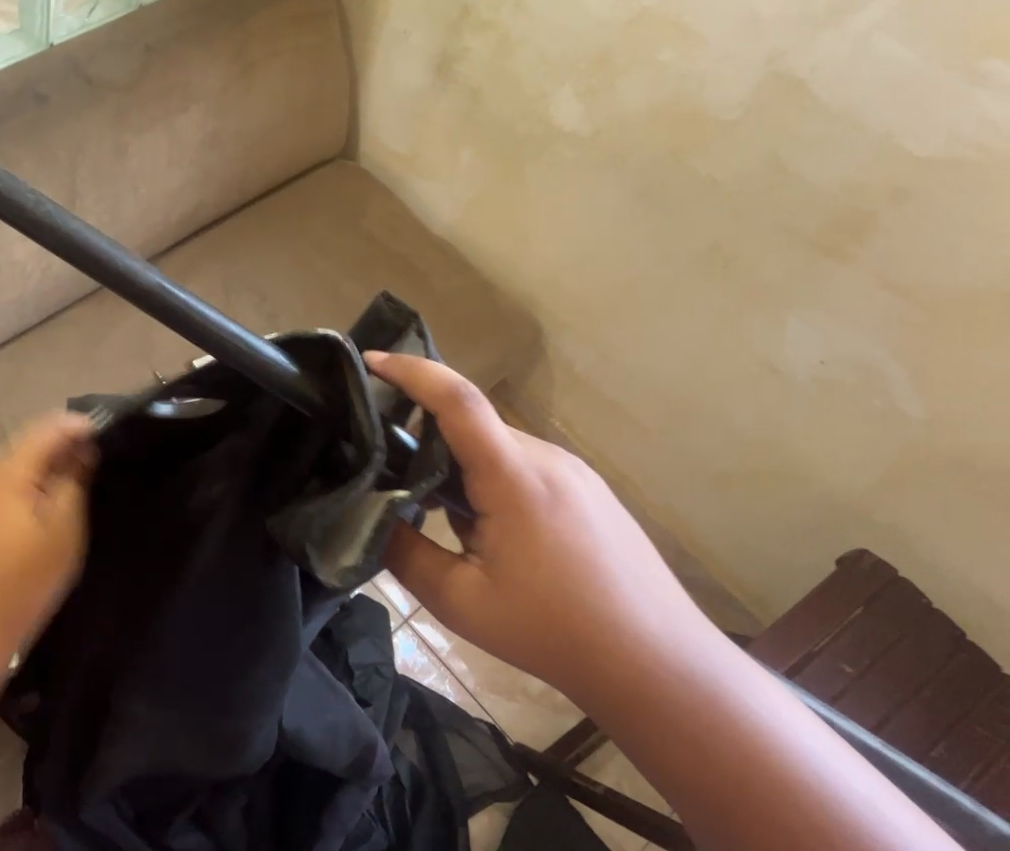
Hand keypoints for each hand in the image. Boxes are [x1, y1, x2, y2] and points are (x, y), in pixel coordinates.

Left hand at [0, 413, 96, 649]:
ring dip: (56, 455)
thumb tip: (83, 449)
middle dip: (67, 438)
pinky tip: (66, 483)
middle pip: (33, 439)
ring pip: (27, 456)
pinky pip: (21, 475)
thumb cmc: (31, 573)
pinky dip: (44, 473)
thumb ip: (74, 479)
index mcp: (10, 472)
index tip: (110, 429)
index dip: (78, 425)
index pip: (46, 430)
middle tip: (104, 445)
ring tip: (91, 462)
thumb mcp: (64, 525)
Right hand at [367, 353, 718, 699]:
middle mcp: (548, 460)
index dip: (411, 372)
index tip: (369, 362)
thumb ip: (402, 549)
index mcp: (515, 478)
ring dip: (458, 464)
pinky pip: (523, 464)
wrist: (661, 667)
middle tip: (388, 475)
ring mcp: (576, 474)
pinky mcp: (590, 491)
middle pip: (471, 423)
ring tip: (441, 518)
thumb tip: (368, 511)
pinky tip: (487, 533)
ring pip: (496, 446)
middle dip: (424, 437)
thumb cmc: (553, 632)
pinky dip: (489, 479)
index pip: (457, 400)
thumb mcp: (457, 599)